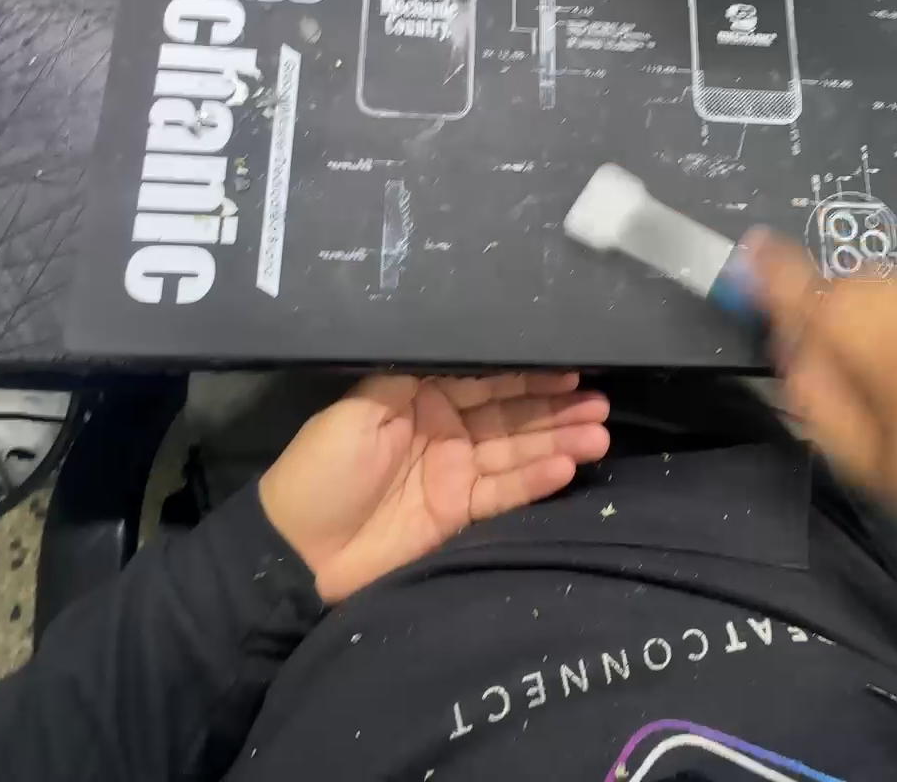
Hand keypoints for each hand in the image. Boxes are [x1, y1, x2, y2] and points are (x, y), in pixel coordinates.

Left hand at [258, 373, 610, 601]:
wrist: (297, 550)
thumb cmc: (325, 468)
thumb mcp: (362, 407)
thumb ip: (415, 375)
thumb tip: (463, 346)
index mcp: (422, 398)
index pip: (486, 381)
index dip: (528, 375)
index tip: (570, 370)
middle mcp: (447, 430)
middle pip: (511, 415)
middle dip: (555, 408)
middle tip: (600, 404)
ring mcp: (456, 472)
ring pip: (516, 453)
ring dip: (558, 442)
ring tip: (599, 434)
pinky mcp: (460, 513)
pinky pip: (505, 493)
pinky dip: (536, 480)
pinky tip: (568, 466)